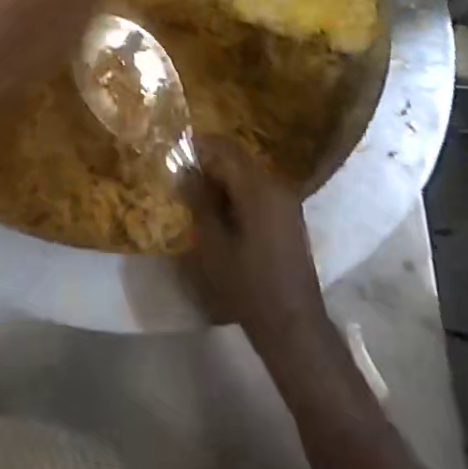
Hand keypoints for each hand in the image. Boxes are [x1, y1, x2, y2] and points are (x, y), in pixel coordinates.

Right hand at [187, 137, 327, 334]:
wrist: (292, 322)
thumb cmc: (247, 284)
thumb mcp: (213, 242)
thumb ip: (200, 201)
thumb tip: (187, 172)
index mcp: (258, 189)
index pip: (225, 150)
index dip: (199, 145)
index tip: (175, 147)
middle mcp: (276, 187)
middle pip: (239, 158)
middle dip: (210, 159)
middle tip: (180, 169)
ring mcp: (286, 202)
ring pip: (249, 173)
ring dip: (223, 175)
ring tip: (194, 188)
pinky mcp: (288, 217)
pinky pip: (258, 189)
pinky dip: (237, 189)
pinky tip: (218, 206)